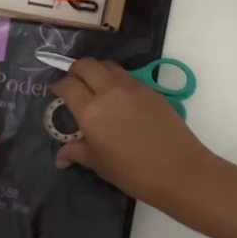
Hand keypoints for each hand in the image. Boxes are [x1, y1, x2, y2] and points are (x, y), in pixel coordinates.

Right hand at [52, 58, 216, 202]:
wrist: (178, 170)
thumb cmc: (133, 172)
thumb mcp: (100, 163)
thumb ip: (78, 151)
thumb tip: (60, 157)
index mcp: (90, 111)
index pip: (68, 85)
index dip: (59, 86)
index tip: (57, 93)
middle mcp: (109, 91)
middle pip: (86, 65)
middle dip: (76, 71)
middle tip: (74, 85)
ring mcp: (132, 87)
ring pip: (107, 65)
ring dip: (97, 71)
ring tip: (95, 87)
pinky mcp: (150, 89)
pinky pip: (126, 75)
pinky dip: (116, 79)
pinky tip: (118, 98)